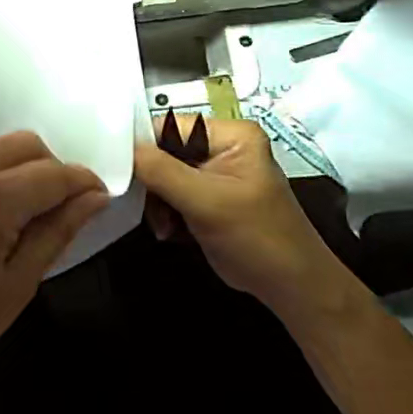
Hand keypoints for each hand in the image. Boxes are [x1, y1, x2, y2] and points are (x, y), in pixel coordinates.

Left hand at [0, 132, 108, 413]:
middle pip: (22, 144)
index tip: (98, 199)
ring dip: (18, 173)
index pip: (52, 173)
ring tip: (21, 221)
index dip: (82, 183)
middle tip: (62, 210)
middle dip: (52, 169)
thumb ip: (57, 232)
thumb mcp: (15, 288)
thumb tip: (94, 198)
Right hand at [134, 116, 371, 324]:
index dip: (145, 147)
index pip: (172, 126)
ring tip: (167, 228)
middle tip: (153, 211)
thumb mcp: (207, 202)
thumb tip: (123, 149)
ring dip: (158, 203)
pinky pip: (171, 194)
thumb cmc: (257, 238)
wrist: (290, 287)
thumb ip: (162, 171)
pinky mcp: (207, 197)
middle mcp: (222, 145)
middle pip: (165, 151)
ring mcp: (214, 172)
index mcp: (231, 133)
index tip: (122, 171)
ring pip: (163, 175)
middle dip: (154, 183)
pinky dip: (167, 213)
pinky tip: (173, 232)